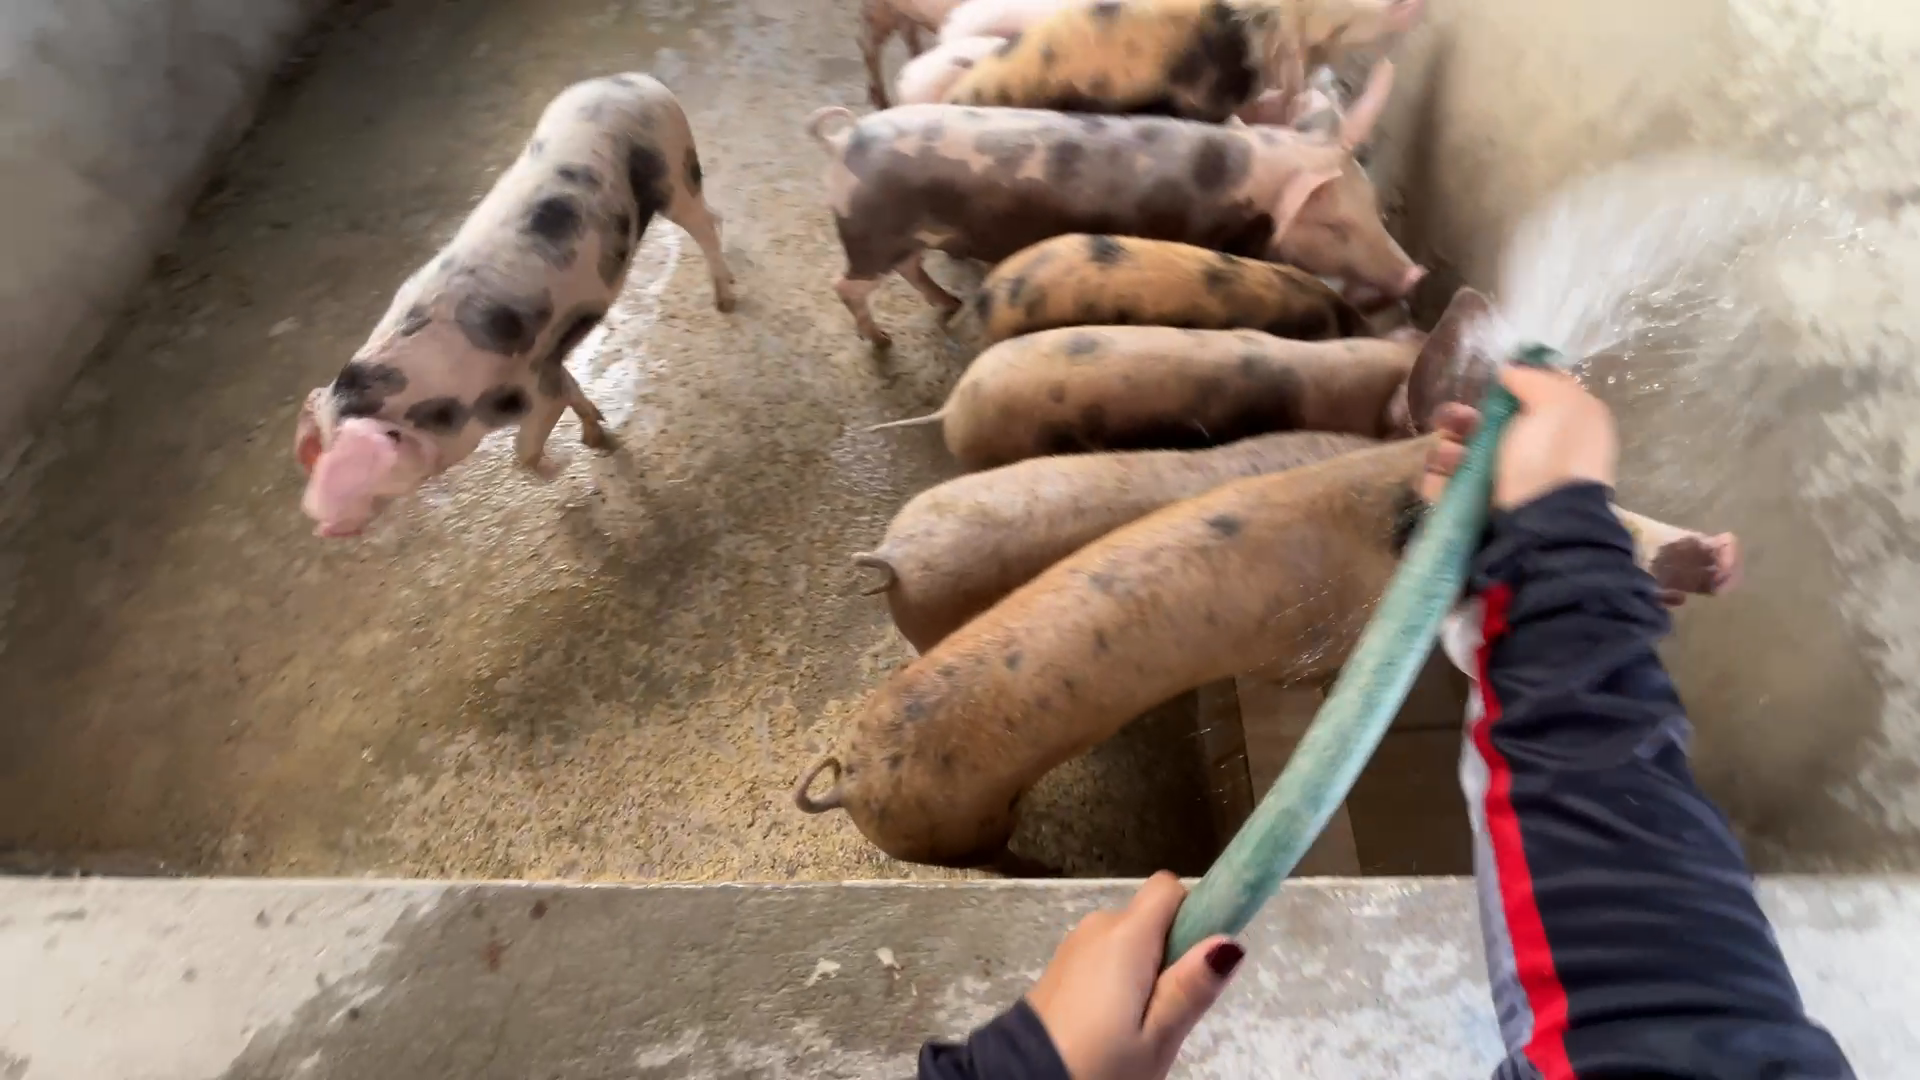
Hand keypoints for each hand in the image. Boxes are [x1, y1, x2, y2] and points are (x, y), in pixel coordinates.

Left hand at [1026, 872, 1243, 1079]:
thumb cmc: (1099, 1064)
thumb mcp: (1157, 1038)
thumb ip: (1190, 987)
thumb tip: (1229, 940)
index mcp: (1125, 934)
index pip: (1168, 888)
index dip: (1193, 914)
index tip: (1200, 963)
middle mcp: (1100, 923)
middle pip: (1151, 917)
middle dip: (1171, 954)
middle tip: (1170, 1014)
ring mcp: (1077, 941)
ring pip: (1129, 938)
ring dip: (1146, 970)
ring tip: (1140, 1028)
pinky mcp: (1064, 962)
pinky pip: (1106, 954)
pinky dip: (1120, 977)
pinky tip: (1114, 1024)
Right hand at [1419, 365, 1616, 509]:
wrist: (1538, 522)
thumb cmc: (1552, 458)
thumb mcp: (1558, 406)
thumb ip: (1534, 380)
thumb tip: (1509, 369)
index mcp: (1557, 426)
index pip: (1528, 397)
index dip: (1506, 387)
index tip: (1489, 384)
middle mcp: (1528, 450)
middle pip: (1482, 424)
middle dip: (1461, 419)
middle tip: (1450, 420)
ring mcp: (1497, 479)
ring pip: (1457, 453)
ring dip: (1444, 449)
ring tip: (1445, 455)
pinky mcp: (1470, 503)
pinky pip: (1442, 483)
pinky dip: (1435, 478)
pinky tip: (1436, 476)